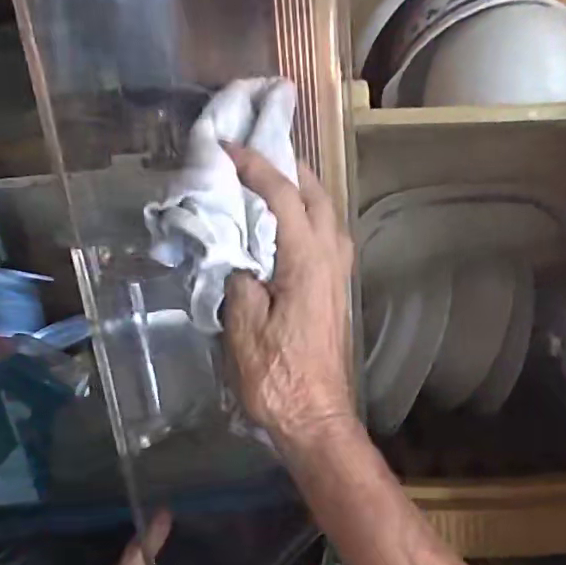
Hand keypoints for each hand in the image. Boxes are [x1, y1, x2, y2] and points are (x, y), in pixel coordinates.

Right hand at [222, 143, 358, 451]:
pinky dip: (306, 219)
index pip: (282, 195)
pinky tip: (284, 228)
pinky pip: (326, 239)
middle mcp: (331, 260)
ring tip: (269, 184)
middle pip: (317, 196)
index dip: (254, 166)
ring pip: (327, 216)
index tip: (226, 147)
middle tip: (256, 155)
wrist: (315, 418)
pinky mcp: (337, 294)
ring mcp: (339, 277)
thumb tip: (234, 251)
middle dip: (289, 169)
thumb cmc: (277, 377)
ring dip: (301, 193)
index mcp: (307, 261)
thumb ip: (238, 279)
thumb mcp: (243, 328)